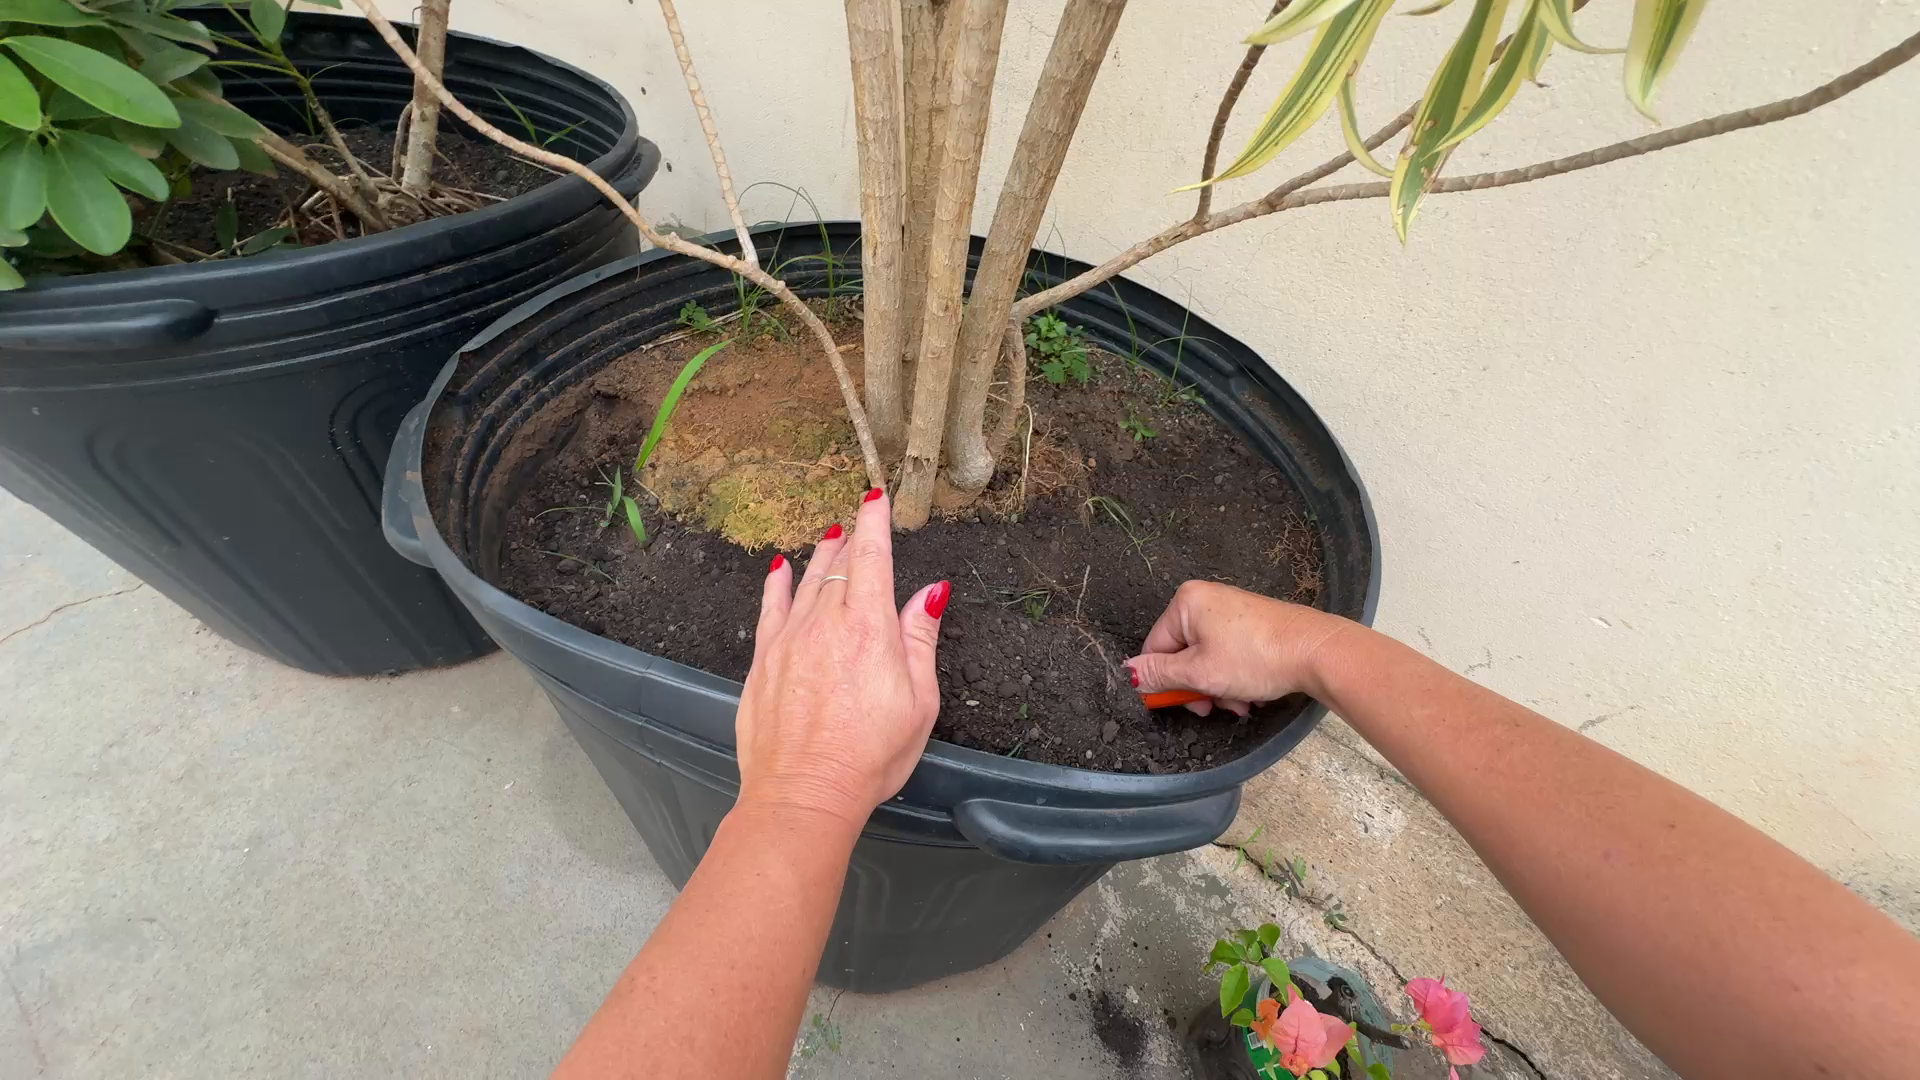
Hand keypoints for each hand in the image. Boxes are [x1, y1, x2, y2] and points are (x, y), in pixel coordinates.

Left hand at [735, 488, 950, 829]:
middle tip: (858, 521)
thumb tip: (931, 591)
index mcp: (868, 628)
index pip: (871, 557)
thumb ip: (920, 638)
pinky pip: (769, 608)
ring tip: (831, 536)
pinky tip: (781, 567)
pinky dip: (777, 584)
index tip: (876, 498)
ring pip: (806, 581)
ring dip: (822, 555)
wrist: (803, 793)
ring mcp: (789, 640)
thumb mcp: (919, 700)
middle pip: (838, 564)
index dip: (874, 522)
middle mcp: (825, 623)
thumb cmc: (870, 755)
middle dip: (851, 538)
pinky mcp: (763, 661)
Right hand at [1126, 580, 1352, 716]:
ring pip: (1207, 657)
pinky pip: (1228, 652)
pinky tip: (1250, 692)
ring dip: (1217, 686)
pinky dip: (1234, 675)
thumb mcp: (1200, 673)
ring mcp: (1231, 610)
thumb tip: (1129, 673)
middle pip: (1182, 652)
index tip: (1180, 704)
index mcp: (1186, 602)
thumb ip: (1160, 674)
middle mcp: (1206, 599)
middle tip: (1210, 707)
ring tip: (1239, 702)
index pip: (1156, 645)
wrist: (1318, 652)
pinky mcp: (1252, 622)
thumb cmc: (1256, 657)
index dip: (1164, 679)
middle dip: (1196, 685)